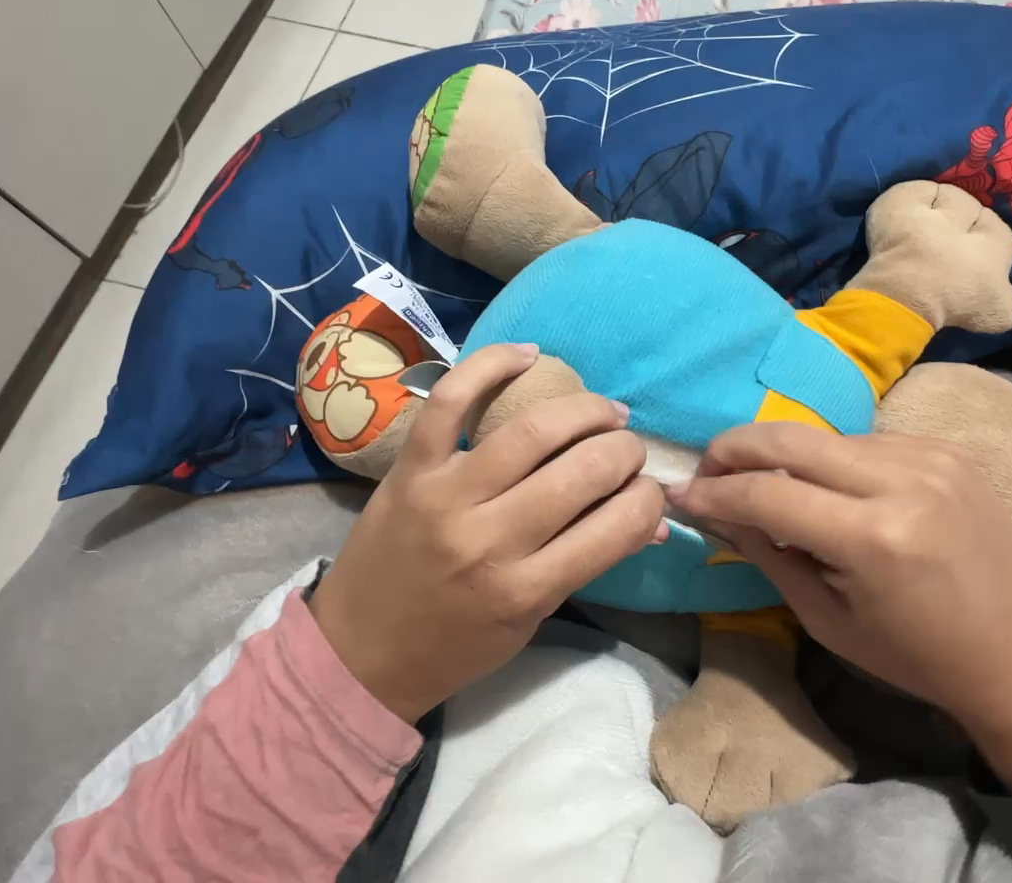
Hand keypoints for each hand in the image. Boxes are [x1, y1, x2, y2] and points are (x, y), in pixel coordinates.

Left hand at [311, 343, 667, 721]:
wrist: (357, 654)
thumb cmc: (455, 646)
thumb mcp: (531, 620)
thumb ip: (588, 563)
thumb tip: (654, 520)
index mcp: (526, 590)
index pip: (617, 526)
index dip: (648, 499)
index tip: (649, 490)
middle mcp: (488, 539)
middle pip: (582, 471)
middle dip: (625, 451)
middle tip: (629, 448)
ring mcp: (445, 497)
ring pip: (530, 431)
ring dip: (584, 411)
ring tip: (605, 411)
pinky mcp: (410, 469)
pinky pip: (449, 401)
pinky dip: (490, 366)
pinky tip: (529, 356)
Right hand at [666, 424, 1011, 793]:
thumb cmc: (916, 655)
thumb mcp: (826, 619)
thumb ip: (768, 553)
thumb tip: (714, 511)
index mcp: (875, 538)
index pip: (768, 493)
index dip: (715, 492)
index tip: (681, 495)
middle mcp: (903, 481)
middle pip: (789, 439)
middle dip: (732, 448)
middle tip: (705, 470)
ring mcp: (930, 456)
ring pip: (824, 437)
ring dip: (780, 455)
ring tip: (758, 483)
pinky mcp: (944, 448)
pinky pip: (863, 442)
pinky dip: (829, 460)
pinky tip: (823, 488)